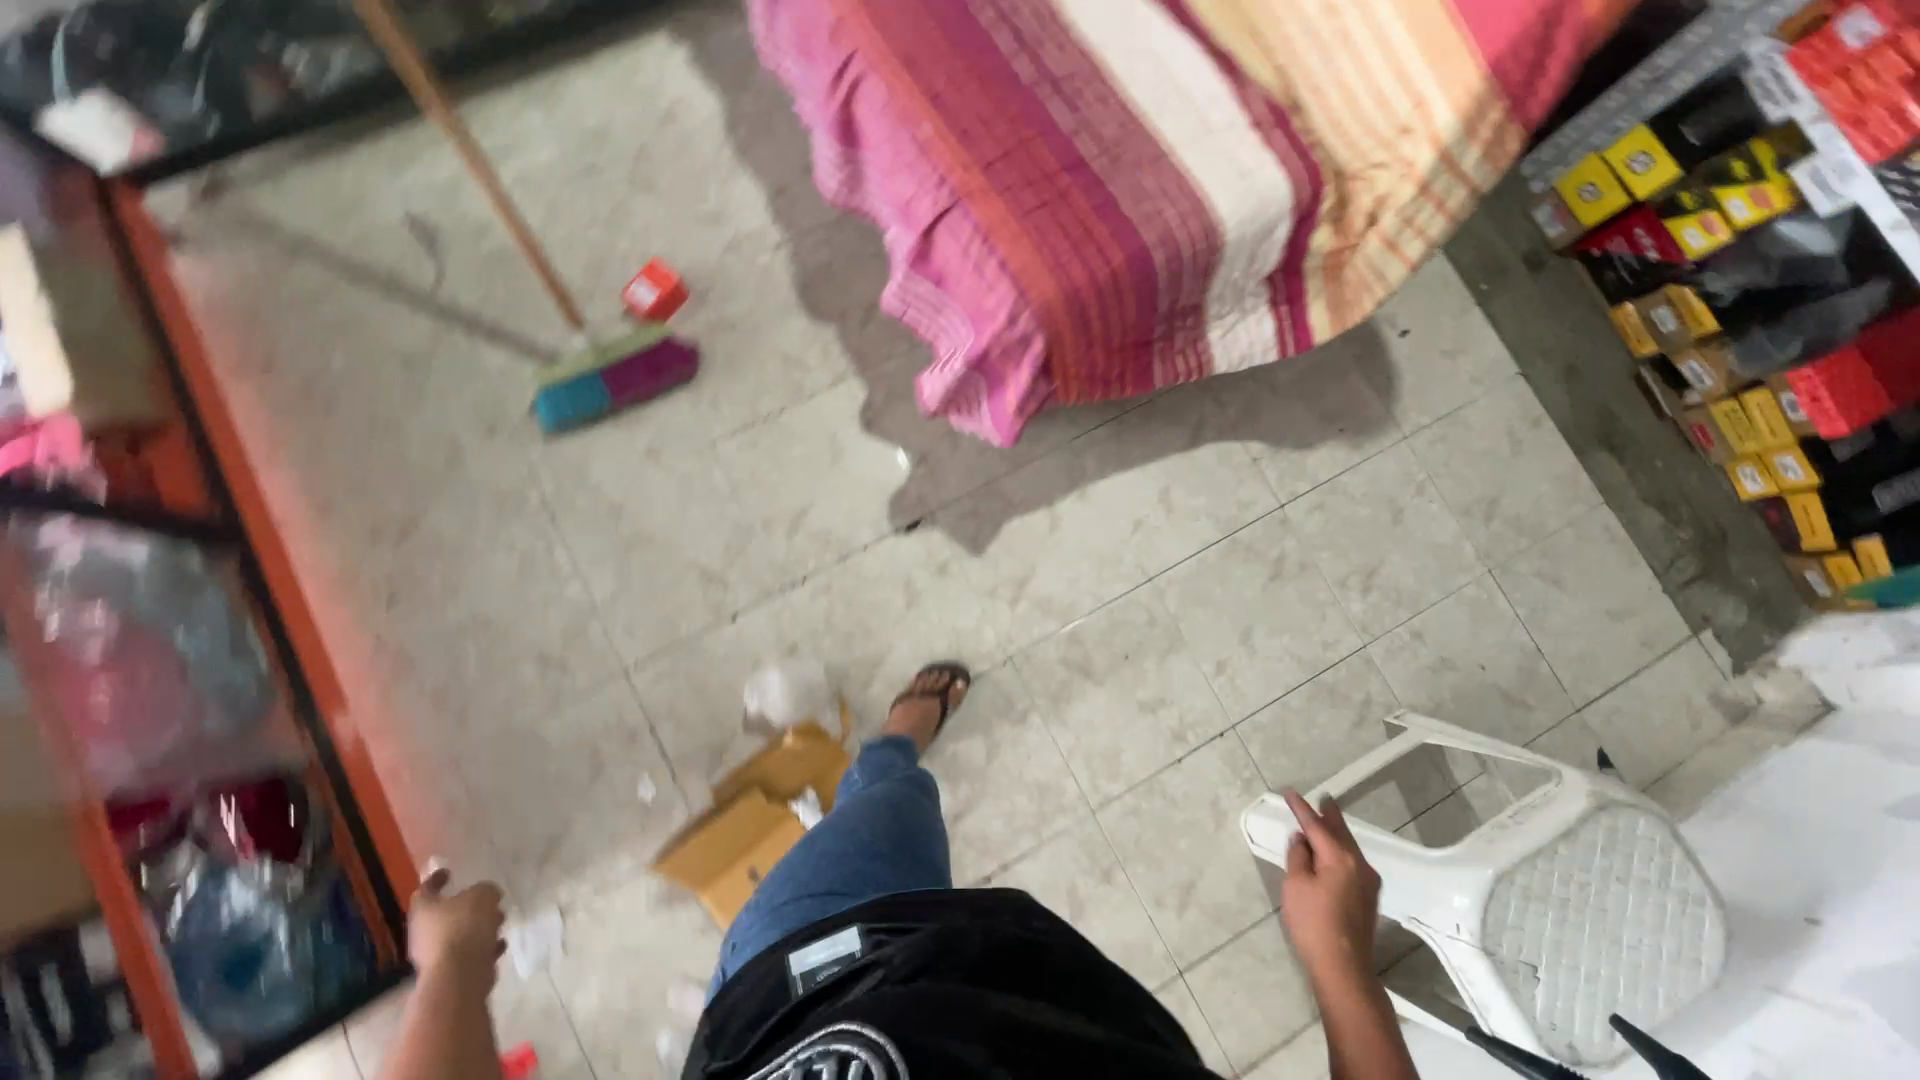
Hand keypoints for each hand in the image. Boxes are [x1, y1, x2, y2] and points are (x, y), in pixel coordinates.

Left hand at [407, 867, 505, 987]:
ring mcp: (434, 955)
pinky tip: (499, 943)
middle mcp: (423, 932)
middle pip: (443, 914)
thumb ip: (486, 890)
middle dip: (466, 906)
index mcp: (424, 910)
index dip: (436, 879)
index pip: (425, 890)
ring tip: (500, 920)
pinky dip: (482, 946)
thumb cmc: (464, 927)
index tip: (448, 872)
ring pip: (458, 934)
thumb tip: (488, 894)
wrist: (460, 975)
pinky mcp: (449, 972)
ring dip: (478, 926)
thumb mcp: (482, 895)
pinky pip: (468, 953)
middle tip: (486, 899)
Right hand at [1278, 788, 1381, 982]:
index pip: (1317, 825)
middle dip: (1330, 815)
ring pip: (1349, 848)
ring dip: (1336, 833)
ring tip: (1326, 819)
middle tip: (1323, 798)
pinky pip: (1352, 862)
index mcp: (1340, 858)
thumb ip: (1298, 856)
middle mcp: (1360, 865)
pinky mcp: (1368, 898)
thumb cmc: (1313, 923)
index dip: (1301, 808)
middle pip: (1341, 833)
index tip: (1289, 791)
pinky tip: (1332, 853)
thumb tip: (1302, 840)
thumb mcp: (1295, 885)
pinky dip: (1340, 850)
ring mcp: (1368, 883)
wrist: (1344, 967)